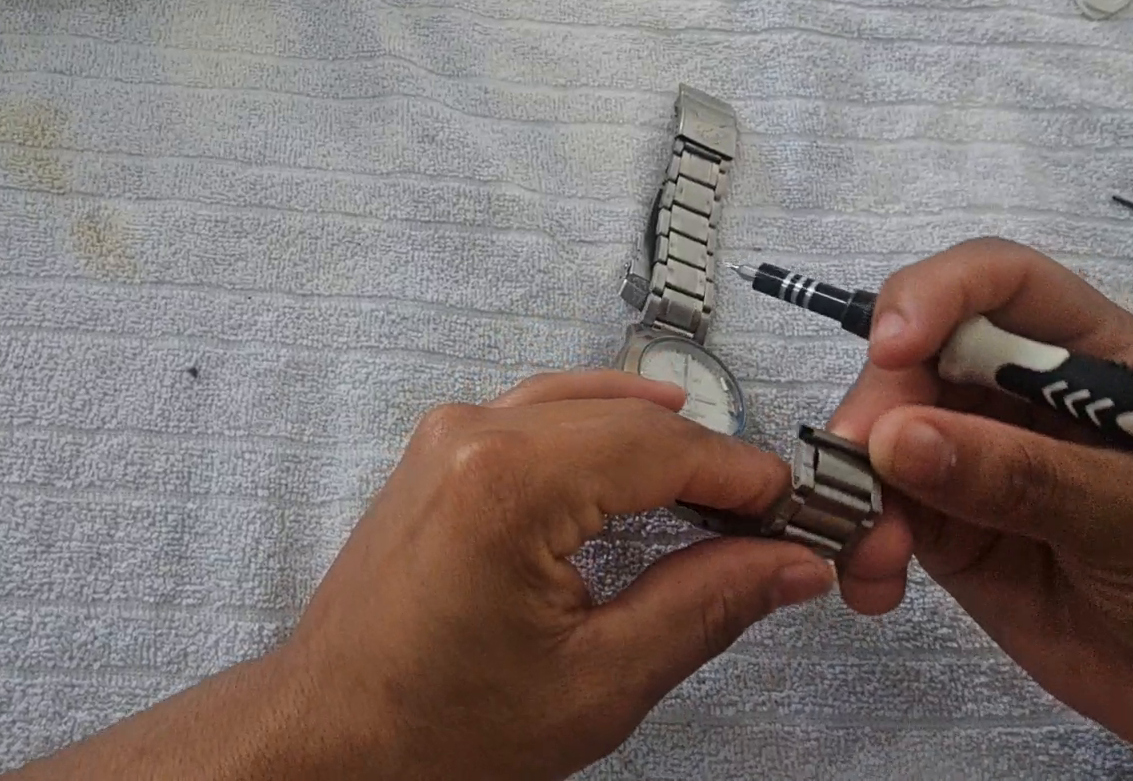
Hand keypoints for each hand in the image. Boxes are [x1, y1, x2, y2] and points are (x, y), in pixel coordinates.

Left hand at [8, 371, 835, 780]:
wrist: (332, 726)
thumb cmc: (442, 723)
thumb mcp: (596, 681)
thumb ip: (704, 605)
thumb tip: (788, 564)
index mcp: (509, 480)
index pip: (660, 450)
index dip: (743, 477)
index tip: (800, 509)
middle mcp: (474, 430)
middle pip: (626, 421)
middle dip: (706, 462)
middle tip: (772, 516)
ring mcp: (450, 428)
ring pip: (585, 405)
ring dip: (657, 438)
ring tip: (722, 486)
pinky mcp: (442, 442)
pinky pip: (538, 408)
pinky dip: (597, 419)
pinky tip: (639, 425)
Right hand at [829, 238, 1132, 778]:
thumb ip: (1025, 477)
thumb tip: (890, 438)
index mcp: (1090, 358)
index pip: (999, 282)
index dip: (936, 295)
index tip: (892, 350)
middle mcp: (1013, 391)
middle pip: (912, 357)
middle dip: (875, 408)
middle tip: (856, 470)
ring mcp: (963, 451)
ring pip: (873, 429)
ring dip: (851, 484)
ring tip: (873, 554)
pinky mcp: (932, 513)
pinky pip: (868, 502)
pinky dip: (855, 536)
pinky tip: (873, 580)